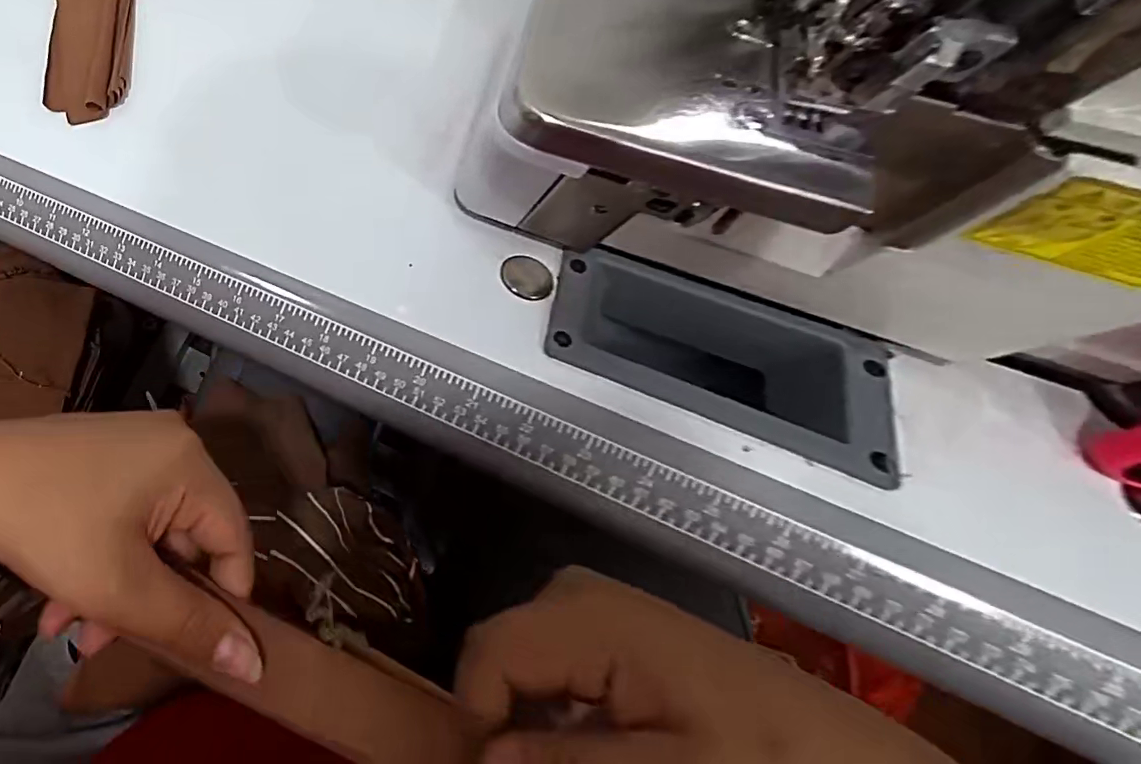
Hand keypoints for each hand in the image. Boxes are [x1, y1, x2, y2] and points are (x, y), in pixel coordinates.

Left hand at [0, 412, 262, 682]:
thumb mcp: (123, 589)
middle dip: (150, 598)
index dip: (217, 600)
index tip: (184, 642)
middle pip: (185, 538)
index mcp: (188, 461)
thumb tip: (252, 662)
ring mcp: (133, 442)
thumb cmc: (50, 526)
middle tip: (106, 639)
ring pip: (148, 532)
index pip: (234, 541)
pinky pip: (123, 510)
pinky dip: (103, 554)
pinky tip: (60, 597)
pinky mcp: (103, 450)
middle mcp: (169, 441)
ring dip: (118, 587)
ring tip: (71, 627)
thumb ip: (192, 627)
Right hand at [455, 567, 952, 763]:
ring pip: (522, 664)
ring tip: (556, 763)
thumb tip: (484, 758)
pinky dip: (558, 715)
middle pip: (501, 655)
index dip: (478, 720)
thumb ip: (569, 761)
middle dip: (504, 721)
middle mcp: (572, 592)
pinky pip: (555, 667)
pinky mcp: (609, 628)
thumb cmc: (773, 762)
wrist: (861, 762)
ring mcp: (591, 606)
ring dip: (530, 722)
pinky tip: (587, 751)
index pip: (489, 652)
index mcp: (583, 612)